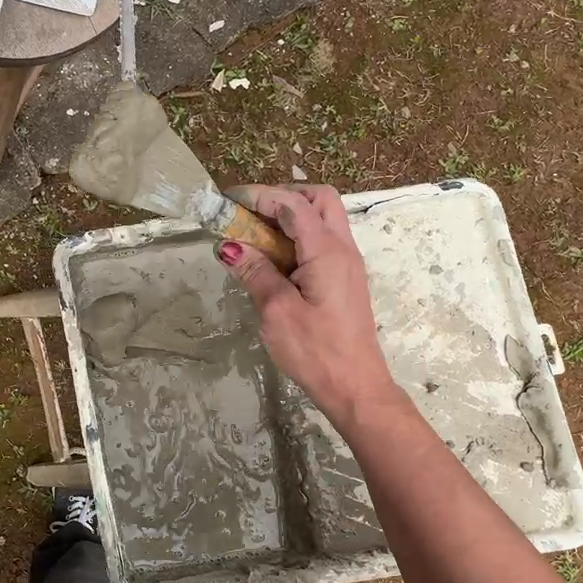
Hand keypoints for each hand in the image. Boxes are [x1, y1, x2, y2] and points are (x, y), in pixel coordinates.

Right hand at [218, 184, 400, 423]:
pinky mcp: (342, 279)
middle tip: (248, 213)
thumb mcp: (276, 310)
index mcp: (327, 251)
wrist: (355, 386)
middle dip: (281, 196)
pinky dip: (294, 237)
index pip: (293, 204)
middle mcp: (342, 249)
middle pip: (318, 199)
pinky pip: (320, 241)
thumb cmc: (314, 349)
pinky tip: (270, 258)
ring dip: (287, 216)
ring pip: (321, 219)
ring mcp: (345, 264)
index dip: (260, 195)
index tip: (227, 200)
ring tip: (252, 235)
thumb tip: (229, 246)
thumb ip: (255, 272)